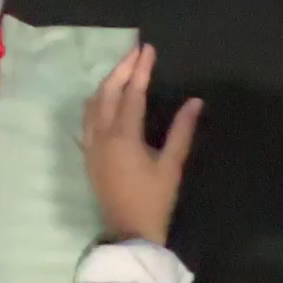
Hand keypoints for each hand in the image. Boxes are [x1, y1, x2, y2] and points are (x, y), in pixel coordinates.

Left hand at [81, 43, 202, 246]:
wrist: (129, 233)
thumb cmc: (154, 201)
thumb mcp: (172, 166)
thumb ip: (182, 131)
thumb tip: (195, 102)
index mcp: (124, 136)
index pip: (132, 93)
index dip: (141, 70)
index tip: (147, 49)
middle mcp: (102, 135)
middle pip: (107, 92)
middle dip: (120, 69)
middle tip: (135, 53)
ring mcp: (92, 146)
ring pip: (93, 104)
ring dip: (106, 84)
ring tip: (121, 71)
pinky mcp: (89, 156)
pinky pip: (87, 120)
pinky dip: (96, 102)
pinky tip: (104, 100)